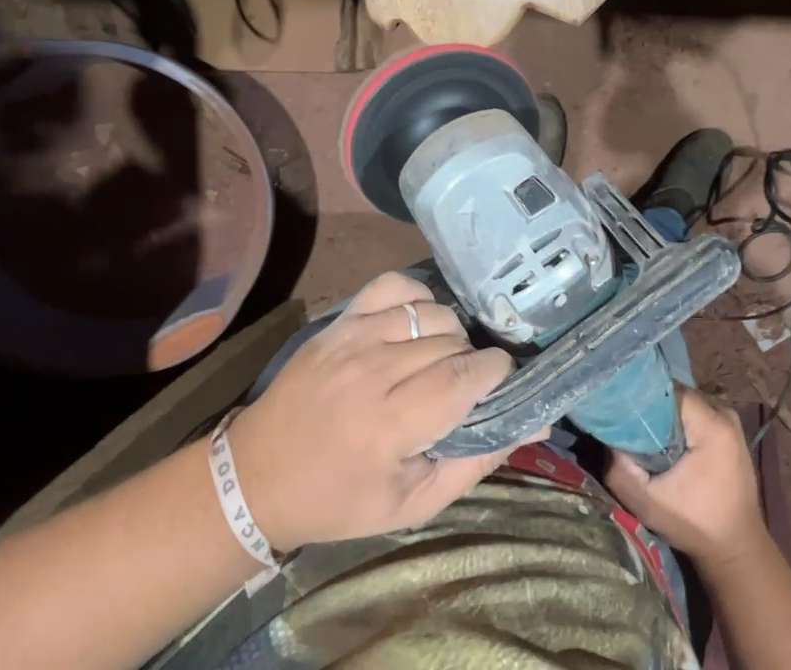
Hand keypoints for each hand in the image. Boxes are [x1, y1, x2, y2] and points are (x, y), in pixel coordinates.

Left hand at [225, 272, 522, 552]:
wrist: (255, 479)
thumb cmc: (340, 501)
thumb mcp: (414, 503)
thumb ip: (477, 462)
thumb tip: (535, 426)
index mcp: (390, 424)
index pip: (465, 375)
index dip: (496, 374)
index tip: (501, 385)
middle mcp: (371, 372)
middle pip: (452, 342)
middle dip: (472, 361)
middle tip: (465, 388)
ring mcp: (351, 339)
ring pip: (430, 314)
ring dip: (449, 334)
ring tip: (441, 362)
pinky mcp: (337, 323)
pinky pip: (393, 287)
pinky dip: (417, 298)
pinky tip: (418, 325)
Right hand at [604, 387, 765, 565]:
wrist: (737, 548)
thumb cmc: (694, 524)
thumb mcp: (647, 503)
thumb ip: (621, 469)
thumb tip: (607, 439)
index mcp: (711, 424)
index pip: (667, 390)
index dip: (640, 398)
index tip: (618, 411)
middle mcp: (724, 415)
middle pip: (677, 396)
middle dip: (651, 409)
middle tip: (626, 426)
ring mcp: (730, 424)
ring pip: (686, 407)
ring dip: (664, 419)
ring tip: (642, 437)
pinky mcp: (730, 436)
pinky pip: (697, 418)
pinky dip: (679, 428)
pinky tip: (664, 447)